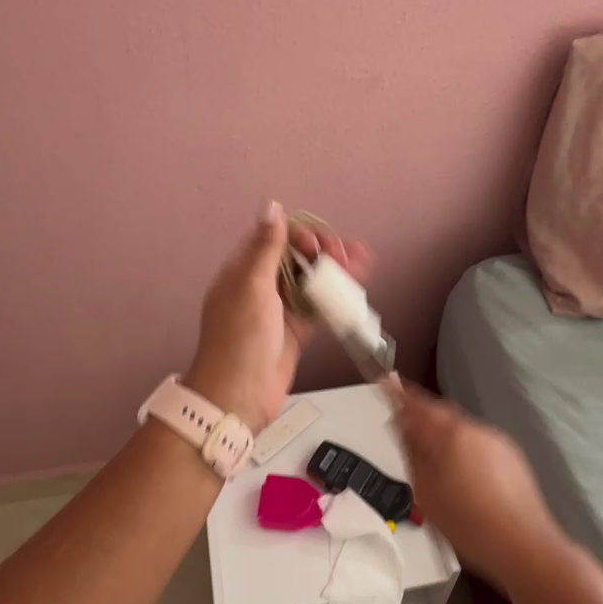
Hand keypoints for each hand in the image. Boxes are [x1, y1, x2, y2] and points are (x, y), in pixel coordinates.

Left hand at [186, 202, 373, 431]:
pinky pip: (318, 306)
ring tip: (363, 260)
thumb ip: (266, 248)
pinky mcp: (295, 331)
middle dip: (320, 250)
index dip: (297, 234)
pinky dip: (336, 296)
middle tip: (341, 253)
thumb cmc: (240, 339)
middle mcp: (259, 286)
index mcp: (242, 271)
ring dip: (334, 269)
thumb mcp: (251, 286)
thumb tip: (272, 207)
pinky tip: (356, 286)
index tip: (314, 243)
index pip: (272, 239)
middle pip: (295, 258)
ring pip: (310, 280)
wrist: (239, 396)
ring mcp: (278, 310)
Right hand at [392, 381, 566, 586]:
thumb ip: (413, 453)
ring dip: (442, 435)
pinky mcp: (511, 457)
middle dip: (421, 415)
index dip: (399, 394)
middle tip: (403, 421)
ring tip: (430, 457)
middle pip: (441, 414)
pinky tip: (460, 475)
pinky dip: (463, 450)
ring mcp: (497, 442)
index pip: (418, 406)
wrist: (524, 546)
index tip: (385, 381)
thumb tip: (403, 427)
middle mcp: (476, 429)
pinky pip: (478, 444)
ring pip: (461, 430)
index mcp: (451, 434)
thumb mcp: (426, 491)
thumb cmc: (468, 523)